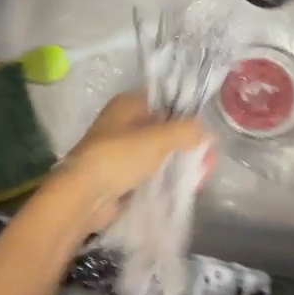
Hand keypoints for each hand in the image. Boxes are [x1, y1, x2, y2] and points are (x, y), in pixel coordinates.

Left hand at [44, 92, 209, 235]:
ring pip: (158, 153)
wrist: (84, 195)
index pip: (164, 100)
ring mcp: (121, 151)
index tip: (207, 129)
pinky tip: (186, 186)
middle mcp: (123, 123)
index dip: (187, 112)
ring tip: (203, 175)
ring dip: (179, 163)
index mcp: (128, 104)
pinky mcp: (121, 176)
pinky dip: (166, 178)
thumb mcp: (159, 138)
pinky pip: (150, 173)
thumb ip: (186, 130)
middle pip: (164, 129)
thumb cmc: (120, 156)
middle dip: (187, 143)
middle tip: (210, 158)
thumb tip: (205, 131)